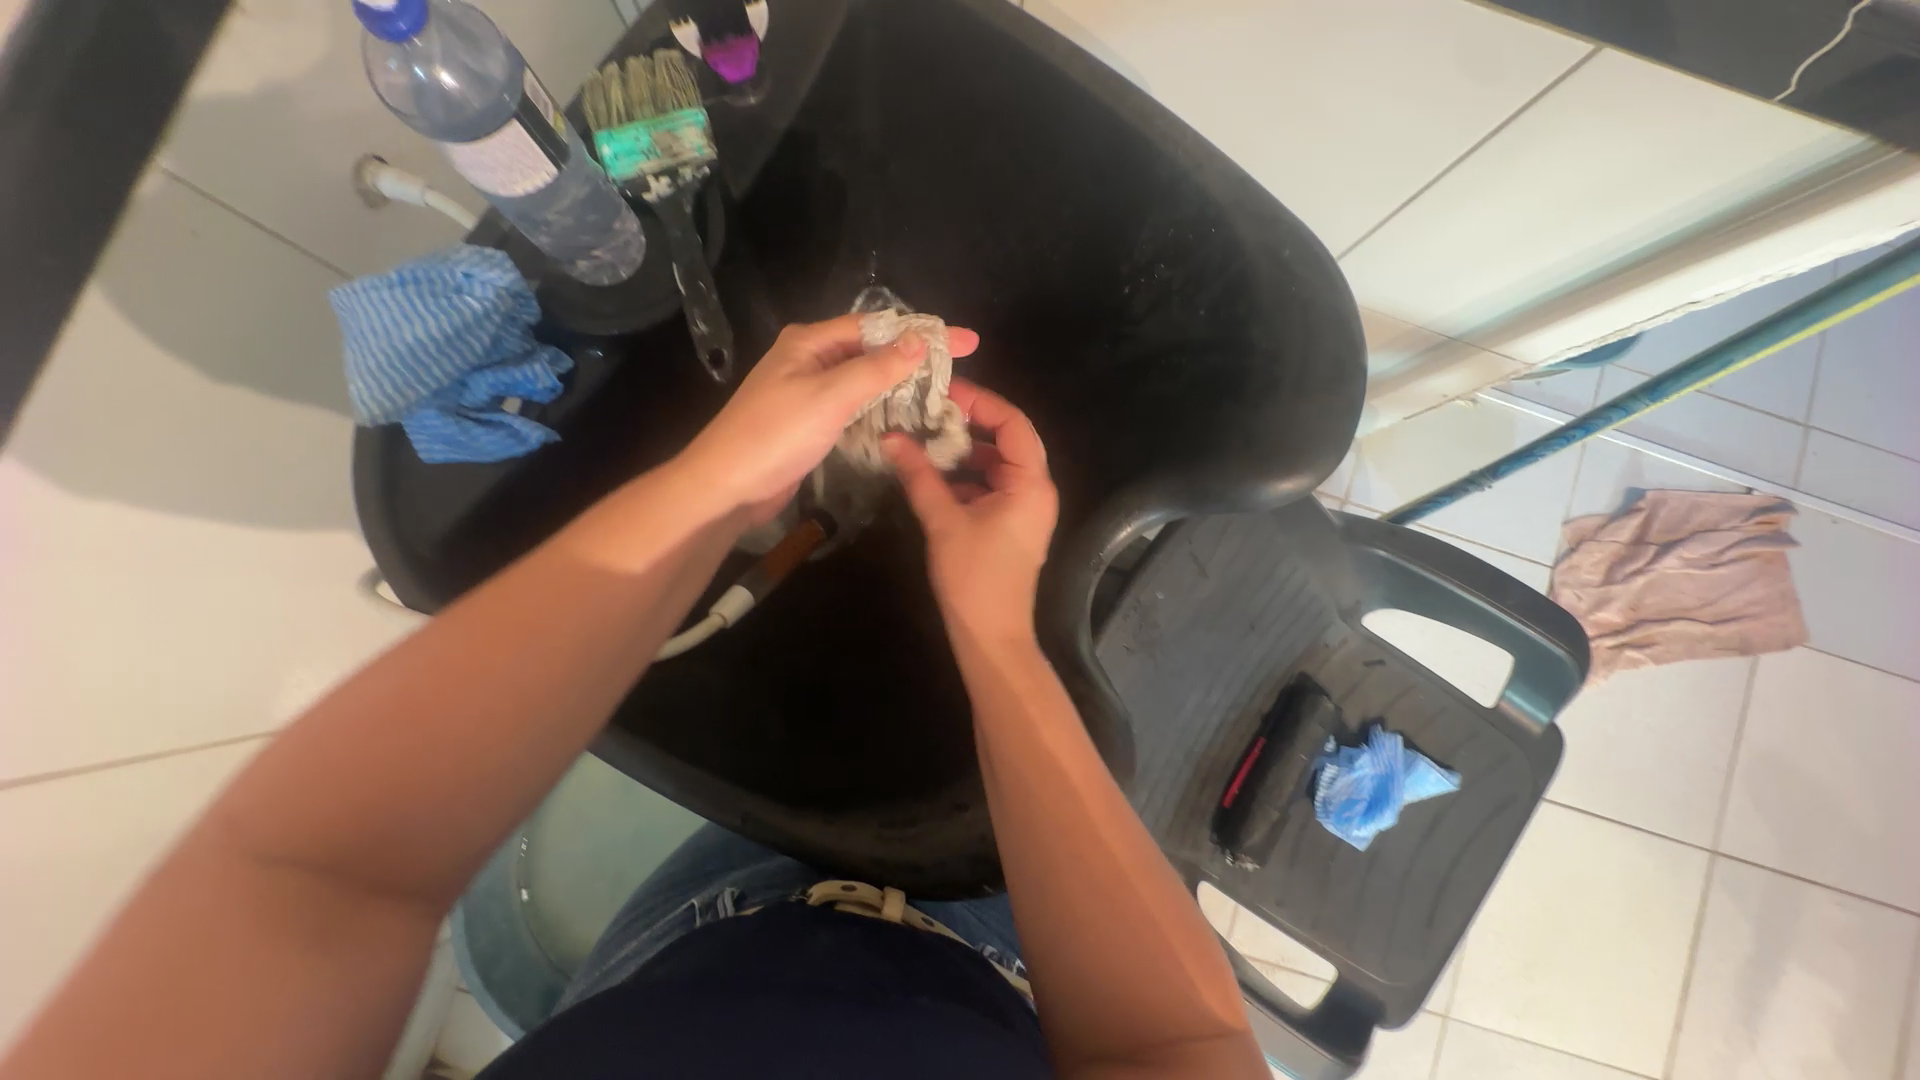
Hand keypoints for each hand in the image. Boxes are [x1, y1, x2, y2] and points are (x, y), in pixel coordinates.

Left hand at [679, 314, 980, 520]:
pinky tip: (905, 418)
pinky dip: (880, 409)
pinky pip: (854, 406)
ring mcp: (808, 391)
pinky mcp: (810, 421)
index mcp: (810, 342)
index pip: (877, 327)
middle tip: (959, 369)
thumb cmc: (775, 435)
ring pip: (864, 380)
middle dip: (914, 358)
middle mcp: (810, 359)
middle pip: (872, 350)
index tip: (966, 342)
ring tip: (942, 392)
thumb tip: (919, 341)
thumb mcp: (830, 397)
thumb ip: (876, 369)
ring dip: (899, 385)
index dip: (922, 332)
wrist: (727, 486)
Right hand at [886, 379, 1058, 643]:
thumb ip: (919, 475)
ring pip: (997, 464)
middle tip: (931, 412)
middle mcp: (1036, 490)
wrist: (991, 636)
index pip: (1013, 423)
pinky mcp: (1012, 525)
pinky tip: (933, 475)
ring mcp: (1025, 509)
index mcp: (1032, 484)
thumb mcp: (943, 521)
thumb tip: (892, 438)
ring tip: (926, 439)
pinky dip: (966, 477)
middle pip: (1008, 440)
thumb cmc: (974, 578)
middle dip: (970, 424)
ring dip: (965, 452)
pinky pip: (992, 487)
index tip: (944, 392)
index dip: (981, 402)